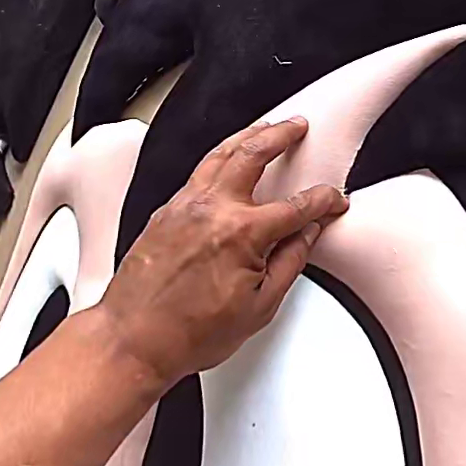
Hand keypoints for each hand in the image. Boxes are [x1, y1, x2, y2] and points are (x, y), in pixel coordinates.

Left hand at [97, 118, 348, 387]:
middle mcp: (212, 209)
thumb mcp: (258, 307)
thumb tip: (307, 236)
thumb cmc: (188, 332)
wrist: (132, 339)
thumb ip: (289, 263)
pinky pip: (197, 171)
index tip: (333, 201)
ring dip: (246, 135)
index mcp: (242, 234)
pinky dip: (218, 157)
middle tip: (296, 126)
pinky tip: (225, 159)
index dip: (323, 201)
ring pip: (220, 153)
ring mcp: (184, 205)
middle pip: (253, 153)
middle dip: (281, 134)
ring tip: (263, 128)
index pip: (296, 207)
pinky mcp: (165, 210)